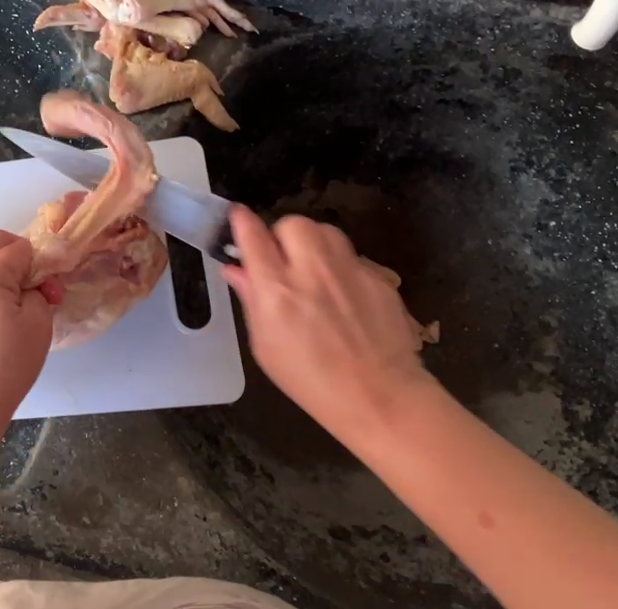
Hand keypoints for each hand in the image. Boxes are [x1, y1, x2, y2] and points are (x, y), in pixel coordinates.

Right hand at [224, 206, 438, 448]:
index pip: (253, 235)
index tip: (238, 217)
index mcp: (277, 290)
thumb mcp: (265, 347)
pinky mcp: (378, 278)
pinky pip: (352, 257)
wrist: (381, 399)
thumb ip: (250, 300)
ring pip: (326, 231)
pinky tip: (343, 295)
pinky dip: (342, 267)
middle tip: (283, 258)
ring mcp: (349, 271)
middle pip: (292, 223)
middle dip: (283, 234)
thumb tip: (236, 269)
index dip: (242, 221)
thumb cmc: (312, 381)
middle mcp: (312, 271)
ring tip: (314, 270)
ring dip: (314, 244)